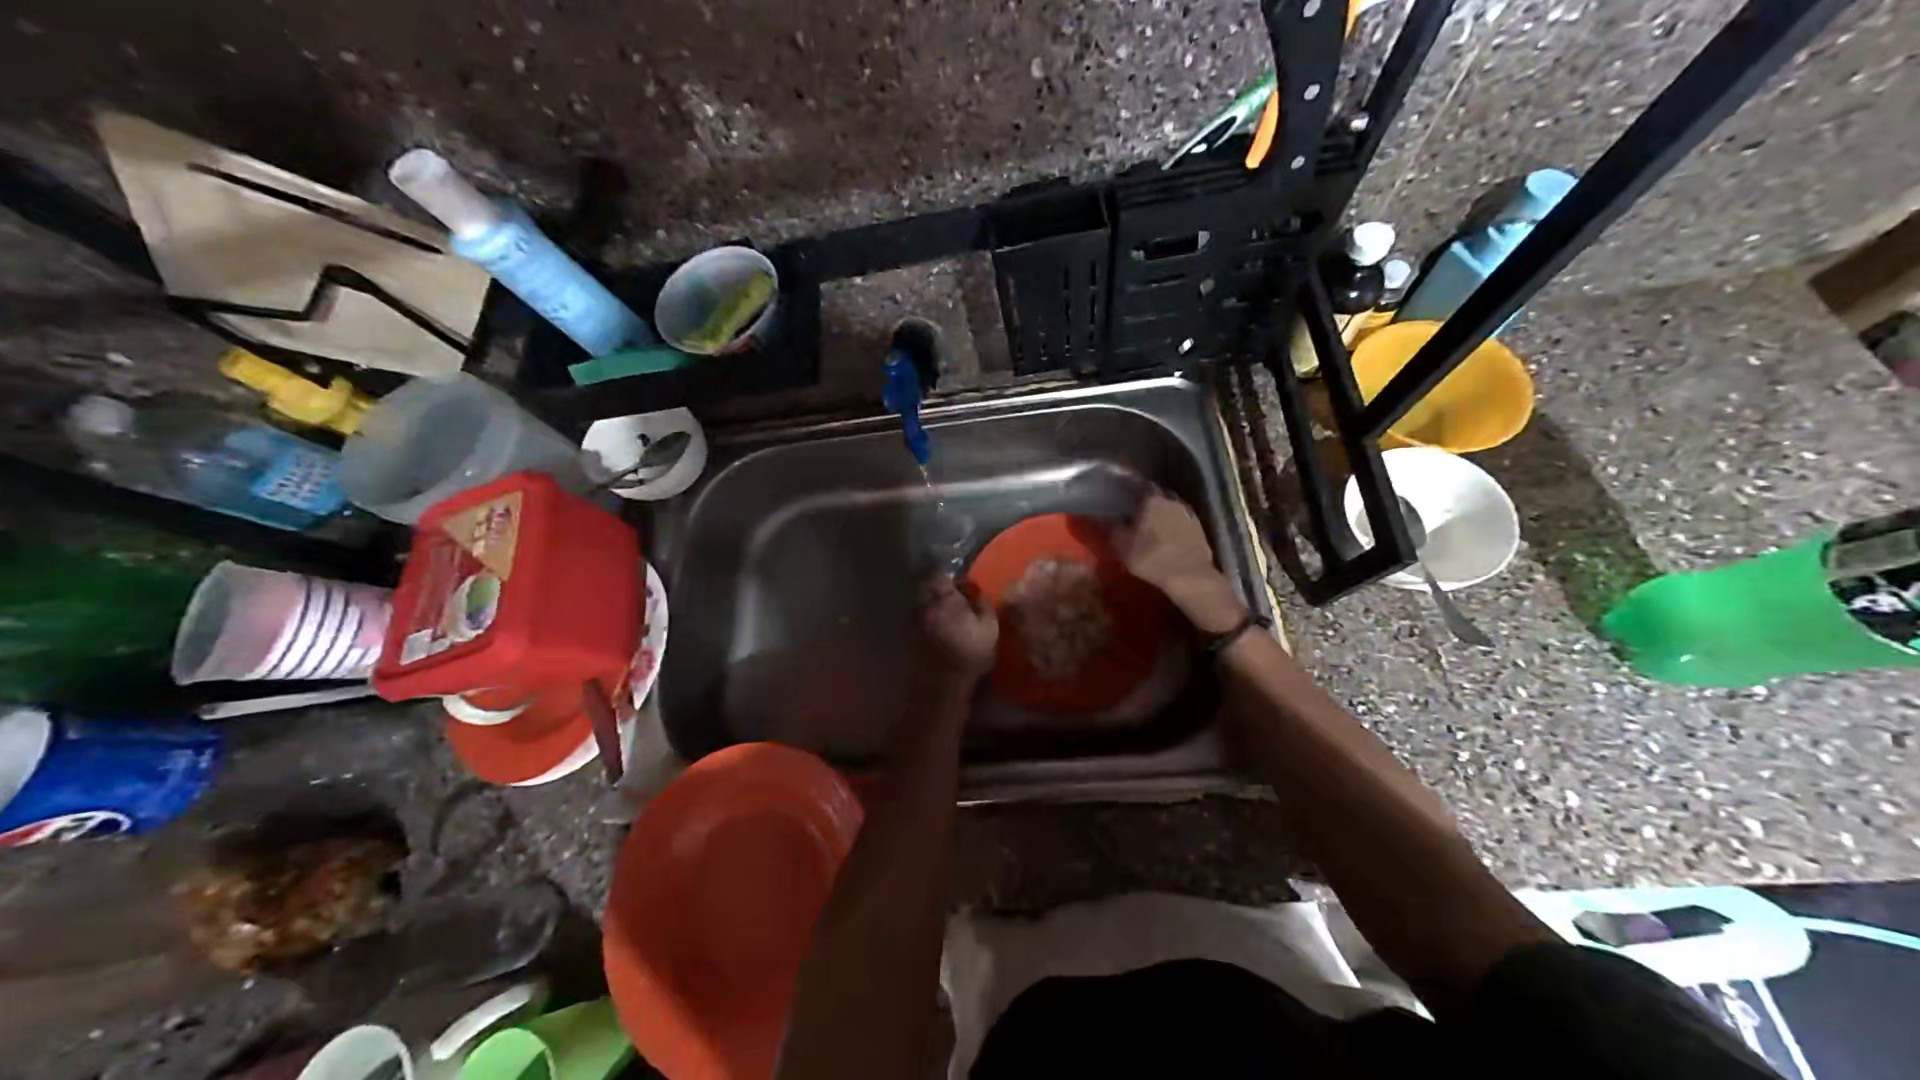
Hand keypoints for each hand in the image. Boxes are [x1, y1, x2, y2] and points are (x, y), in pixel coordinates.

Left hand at [918, 573, 998, 679]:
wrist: (940, 686)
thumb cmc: (969, 655)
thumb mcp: (989, 629)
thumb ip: (983, 605)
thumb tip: (976, 592)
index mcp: (943, 599)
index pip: (937, 572)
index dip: (946, 574)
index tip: (956, 581)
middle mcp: (923, 604)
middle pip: (923, 582)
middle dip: (935, 584)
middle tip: (950, 593)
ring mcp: (911, 618)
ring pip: (918, 598)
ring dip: (928, 599)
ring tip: (943, 610)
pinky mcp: (906, 632)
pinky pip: (915, 614)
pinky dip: (924, 615)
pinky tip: (936, 626)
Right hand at [1113, 492, 1245, 633]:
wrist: (1190, 577)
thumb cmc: (1151, 559)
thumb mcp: (1122, 546)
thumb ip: (1113, 529)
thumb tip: (1106, 519)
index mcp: (1151, 499)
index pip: (1135, 488)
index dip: (1126, 495)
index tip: (1119, 503)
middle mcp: (1171, 499)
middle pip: (1154, 498)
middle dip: (1144, 506)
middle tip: (1134, 517)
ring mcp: (1188, 513)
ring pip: (1168, 510)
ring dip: (1159, 517)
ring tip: (1150, 529)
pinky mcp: (1199, 527)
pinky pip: (1180, 522)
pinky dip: (1172, 527)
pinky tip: (1166, 538)